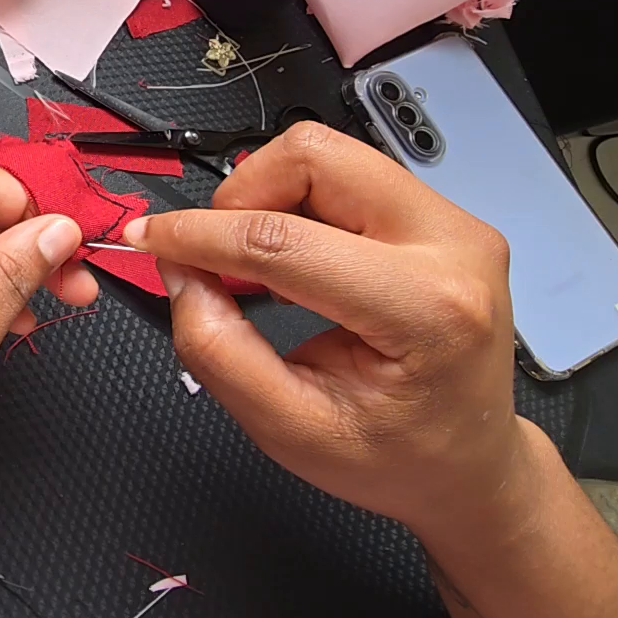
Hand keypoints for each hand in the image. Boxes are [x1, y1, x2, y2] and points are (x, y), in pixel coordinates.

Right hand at [122, 123, 538, 538]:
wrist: (471, 464)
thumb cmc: (390, 457)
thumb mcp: (285, 428)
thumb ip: (215, 348)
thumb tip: (176, 267)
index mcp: (425, 311)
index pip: (282, 239)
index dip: (197, 234)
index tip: (146, 237)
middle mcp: (451, 244)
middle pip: (312, 157)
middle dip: (241, 196)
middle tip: (220, 253)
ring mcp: (451, 220)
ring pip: (322, 152)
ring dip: (264, 193)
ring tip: (257, 258)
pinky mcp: (436, 211)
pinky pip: (338, 170)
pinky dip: (290, 199)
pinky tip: (292, 254)